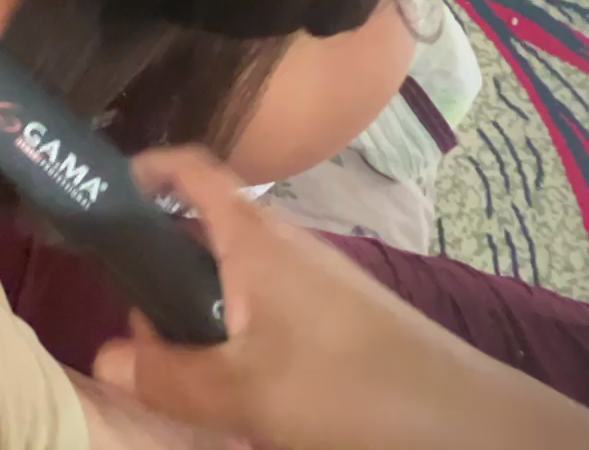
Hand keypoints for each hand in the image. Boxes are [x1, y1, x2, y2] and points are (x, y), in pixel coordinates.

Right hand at [93, 148, 588, 449]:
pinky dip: (233, 335)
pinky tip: (238, 392)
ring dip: (197, 310)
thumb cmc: (357, 391)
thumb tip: (101, 359)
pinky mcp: (335, 318)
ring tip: (182, 366)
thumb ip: (169, 376)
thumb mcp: (249, 393)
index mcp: (252, 236)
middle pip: (202, 228)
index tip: (108, 192)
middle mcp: (279, 244)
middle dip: (161, 266)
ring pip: (231, 277)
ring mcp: (311, 281)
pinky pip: (261, 309)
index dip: (147, 165)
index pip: (191, 167)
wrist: (487, 437)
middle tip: (139, 321)